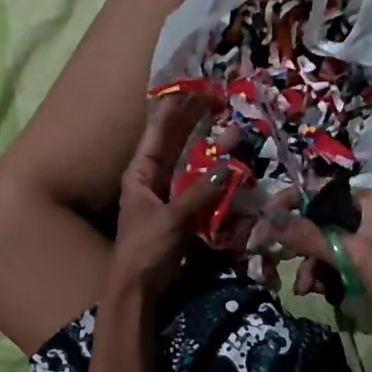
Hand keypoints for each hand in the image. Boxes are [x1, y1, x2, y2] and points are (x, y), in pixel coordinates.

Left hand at [105, 95, 230, 299]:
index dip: (172, 108)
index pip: (156, 133)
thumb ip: (197, 194)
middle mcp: (153, 180)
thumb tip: (227, 169)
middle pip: (175, 144)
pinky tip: (231, 169)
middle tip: (217, 100)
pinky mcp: (181, 214)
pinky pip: (199, 190)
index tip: (190, 86)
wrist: (138, 286)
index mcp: (139, 175)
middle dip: (195, 123)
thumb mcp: (169, 220)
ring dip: (210, 152)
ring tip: (234, 134)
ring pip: (191, 166)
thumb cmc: (144, 249)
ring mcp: (168, 197)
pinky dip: (214, 180)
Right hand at [262, 188, 371, 331]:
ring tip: (308, 290)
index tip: (265, 225)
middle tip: (280, 264)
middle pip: (317, 223)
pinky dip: (325, 277)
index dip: (289, 206)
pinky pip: (333, 262)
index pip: (318, 193)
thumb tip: (271, 218)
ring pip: (322, 246)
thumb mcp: (351, 255)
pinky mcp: (363, 262)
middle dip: (302, 249)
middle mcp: (364, 214)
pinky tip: (323, 293)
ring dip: (312, 268)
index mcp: (366, 201)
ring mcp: (364, 239)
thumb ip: (311, 236)